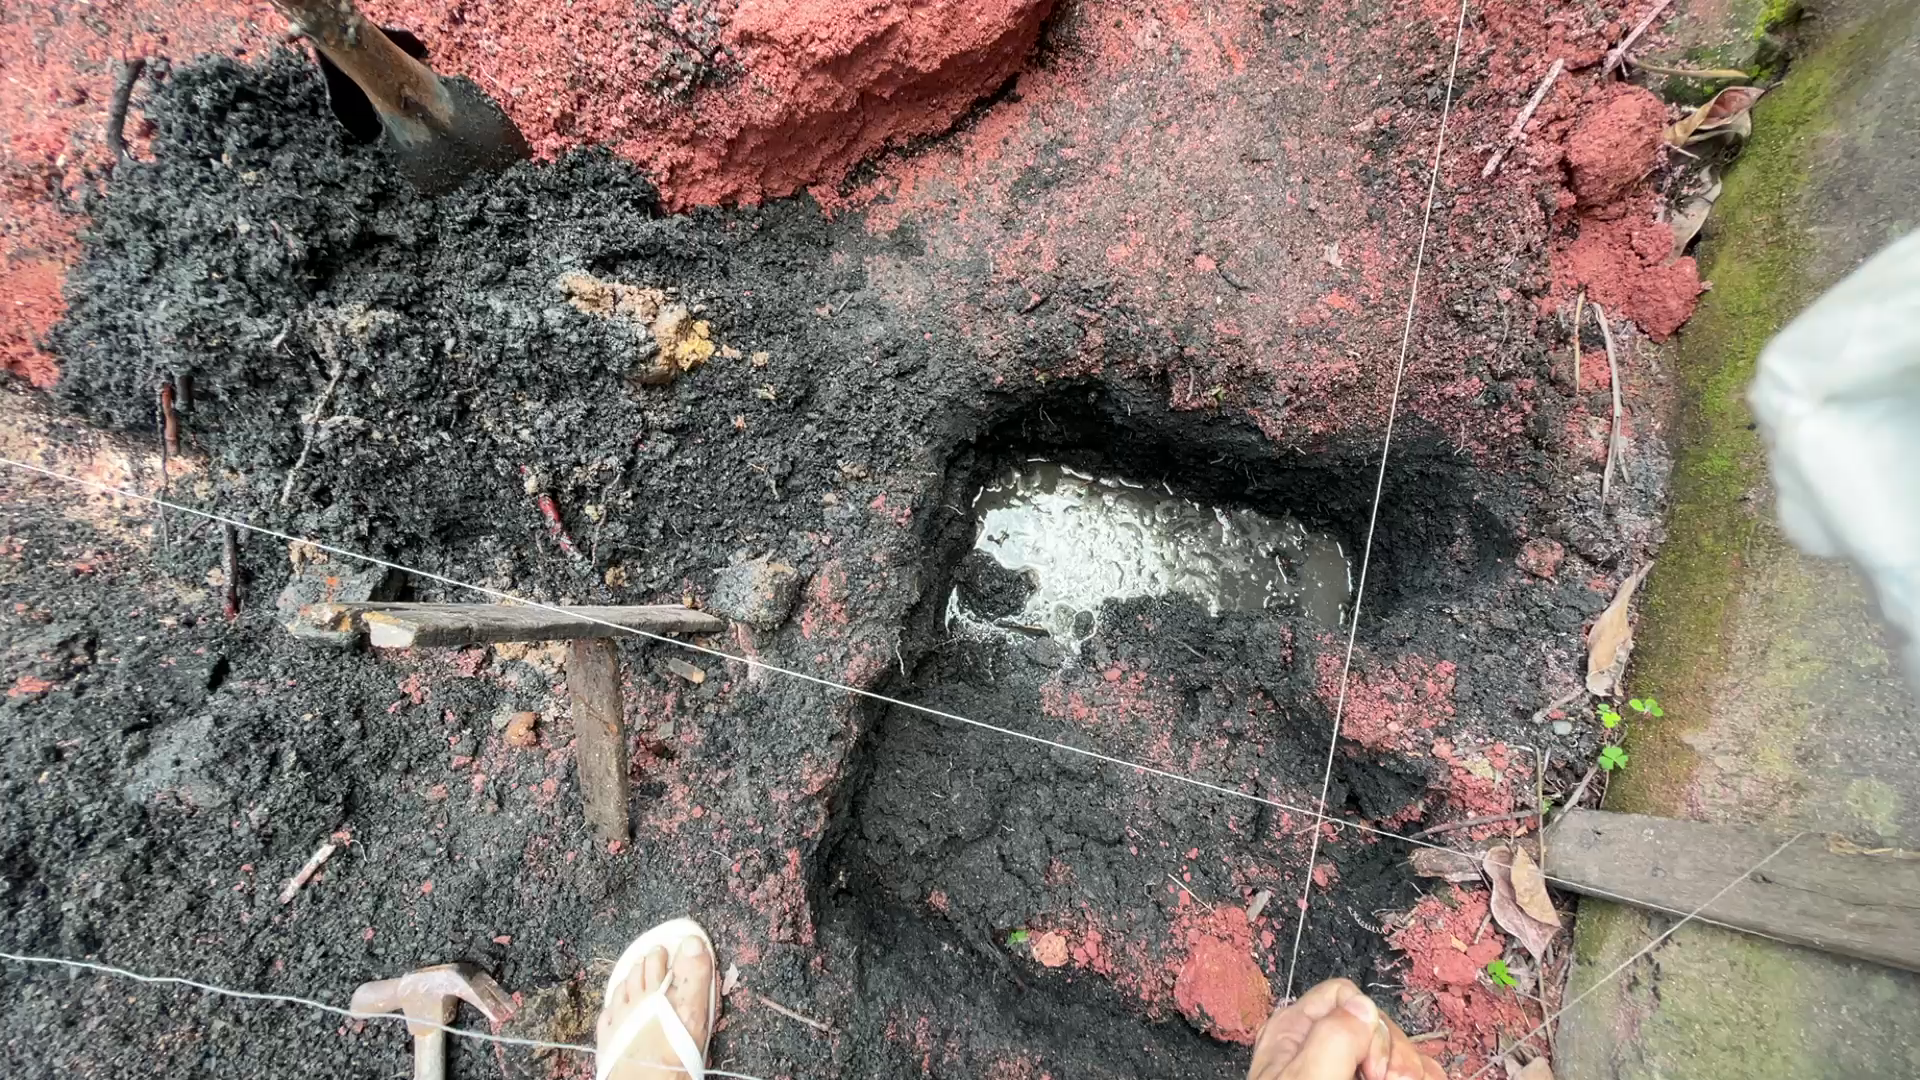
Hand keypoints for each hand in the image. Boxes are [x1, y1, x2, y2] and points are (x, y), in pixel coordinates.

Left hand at [1248, 978, 1446, 1079]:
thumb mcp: (1305, 1078)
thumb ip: (1332, 1039)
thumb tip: (1364, 1003)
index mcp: (1294, 1031)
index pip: (1343, 995)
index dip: (1368, 1026)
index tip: (1375, 1071)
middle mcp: (1321, 1047)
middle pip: (1376, 1024)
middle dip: (1399, 1053)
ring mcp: (1347, 1070)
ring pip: (1399, 1053)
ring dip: (1417, 1066)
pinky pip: (1410, 1073)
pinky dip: (1425, 1075)